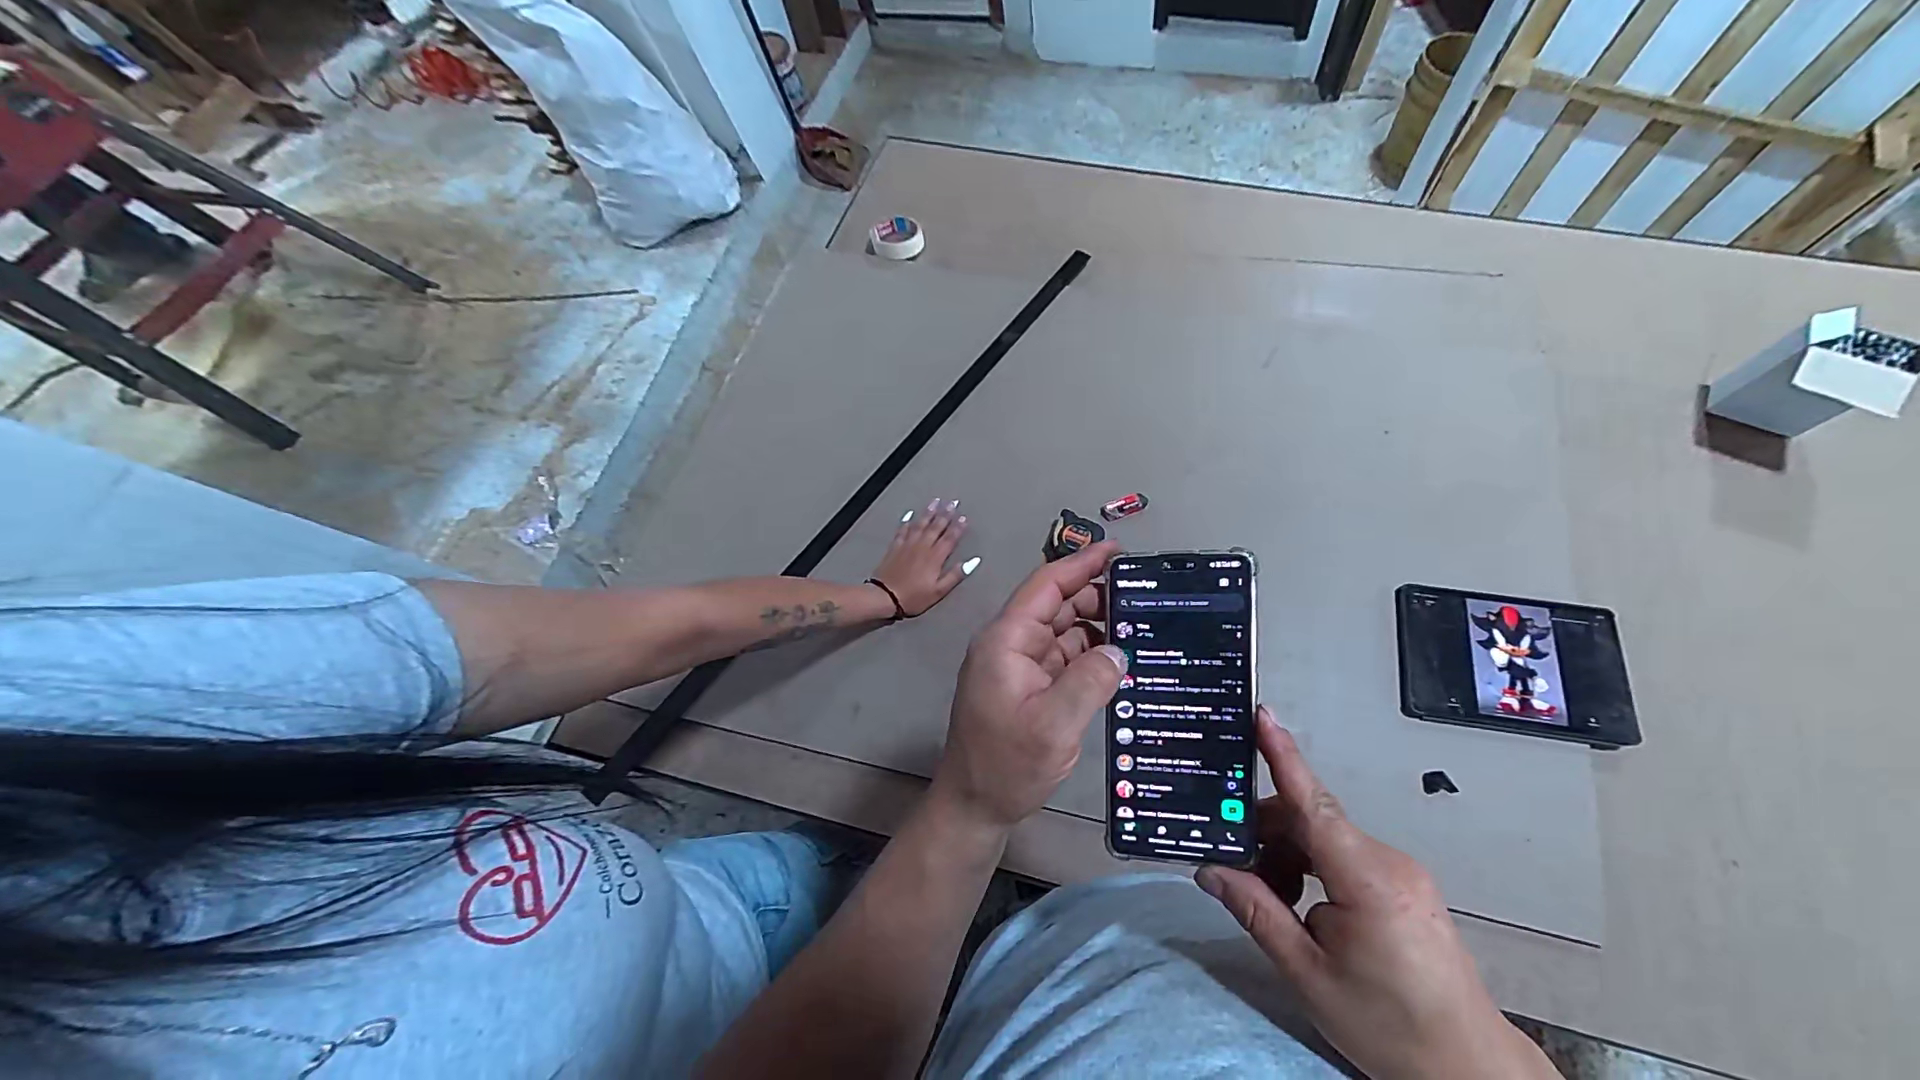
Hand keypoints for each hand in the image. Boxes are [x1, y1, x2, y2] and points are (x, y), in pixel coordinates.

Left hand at [869, 498, 972, 617]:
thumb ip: (955, 575)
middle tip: (953, 502)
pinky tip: (910, 514)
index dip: (958, 527)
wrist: (884, 596)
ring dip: (929, 512)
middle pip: (936, 527)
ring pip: (920, 524)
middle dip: (946, 514)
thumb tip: (973, 561)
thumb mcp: (939, 591)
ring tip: (936, 502)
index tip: (964, 517)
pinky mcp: (895, 547)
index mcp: (935, 557)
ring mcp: (907, 545)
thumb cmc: (913, 597)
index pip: (950, 538)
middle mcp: (922, 547)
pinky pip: (902, 530)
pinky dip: (907, 521)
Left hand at [931, 541, 1126, 828]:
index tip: (1117, 551)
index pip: (1046, 586)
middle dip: (1097, 596)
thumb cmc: (1005, 764)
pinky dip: (1092, 654)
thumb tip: (1119, 650)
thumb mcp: (1052, 725)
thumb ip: (1089, 682)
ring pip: (1064, 631)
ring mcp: (1021, 666)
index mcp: (1007, 640)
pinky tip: (1121, 658)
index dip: (1081, 564)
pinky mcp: (1031, 687)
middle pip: (1057, 605)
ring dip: (1098, 626)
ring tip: (1142, 625)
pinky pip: (1065, 658)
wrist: (974, 804)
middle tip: (1145, 597)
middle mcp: (1012, 645)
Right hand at [1194, 708, 1559, 1079]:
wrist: (1469, 1068)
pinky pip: (1340, 854)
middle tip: (1234, 868)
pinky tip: (1296, 902)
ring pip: (1322, 837)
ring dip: (1285, 855)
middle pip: (1308, 820)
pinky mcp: (1401, 883)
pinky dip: (1308, 866)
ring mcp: (1398, 871)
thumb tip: (1211, 871)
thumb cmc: (1389, 1026)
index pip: (1313, 803)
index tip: (1262, 715)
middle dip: (1265, 834)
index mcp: (1367, 880)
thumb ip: (1256, 911)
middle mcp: (1387, 862)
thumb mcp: (1307, 973)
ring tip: (1269, 899)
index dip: (1283, 755)